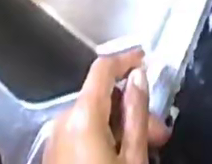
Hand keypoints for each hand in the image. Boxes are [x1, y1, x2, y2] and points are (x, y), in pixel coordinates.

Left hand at [43, 50, 170, 163]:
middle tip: (159, 131)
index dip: (126, 58)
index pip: (102, 68)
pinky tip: (122, 158)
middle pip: (100, 97)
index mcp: (81, 116)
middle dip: (131, 108)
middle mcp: (62, 123)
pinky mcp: (52, 162)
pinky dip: (103, 139)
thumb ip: (136, 112)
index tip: (145, 57)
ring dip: (120, 127)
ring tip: (146, 149)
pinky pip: (81, 137)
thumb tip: (139, 77)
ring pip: (92, 119)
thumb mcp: (133, 159)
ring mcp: (54, 145)